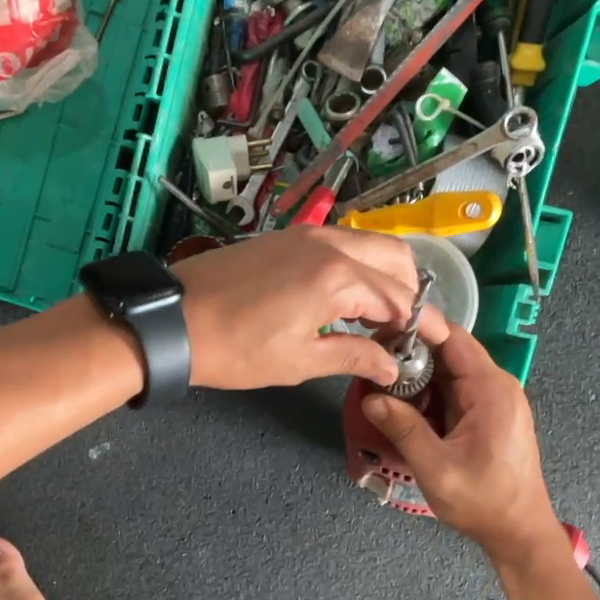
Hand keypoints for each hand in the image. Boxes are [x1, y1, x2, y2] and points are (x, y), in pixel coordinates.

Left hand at [172, 227, 447, 389]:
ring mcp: (307, 235)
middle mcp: (330, 245)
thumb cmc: (234, 349)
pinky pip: (342, 242)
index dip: (418, 324)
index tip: (427, 344)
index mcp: (338, 278)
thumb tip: (391, 365)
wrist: (171, 320)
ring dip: (385, 276)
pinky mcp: (287, 236)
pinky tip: (345, 298)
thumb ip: (353, 357)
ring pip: (370, 244)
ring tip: (375, 317)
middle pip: (396, 260)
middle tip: (399, 332)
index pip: (399, 298)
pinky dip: (359, 264)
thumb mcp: (298, 362)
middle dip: (409, 294)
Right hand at [361, 326, 560, 559]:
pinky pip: (453, 392)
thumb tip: (369, 398)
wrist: (519, 533)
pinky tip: (401, 407)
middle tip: (370, 363)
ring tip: (378, 384)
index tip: (379, 334)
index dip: (416, 329)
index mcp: (491, 389)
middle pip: (448, 352)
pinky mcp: (488, 416)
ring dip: (416, 376)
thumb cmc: (484, 501)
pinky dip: (427, 394)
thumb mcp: (436, 468)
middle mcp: (496, 386)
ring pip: (448, 372)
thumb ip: (403, 430)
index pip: (453, 337)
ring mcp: (494, 400)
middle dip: (410, 355)